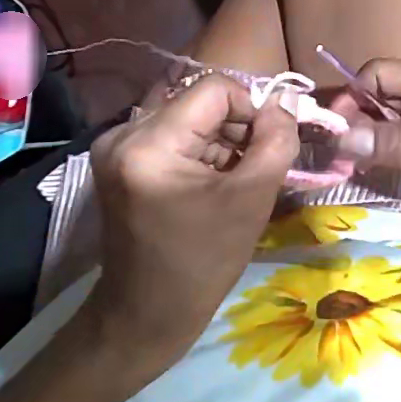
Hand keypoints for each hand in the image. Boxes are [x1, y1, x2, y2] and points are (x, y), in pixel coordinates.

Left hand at [85, 75, 297, 371]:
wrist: (146, 313)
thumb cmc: (203, 262)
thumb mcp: (251, 199)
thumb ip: (276, 142)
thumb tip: (284, 103)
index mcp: (150, 142)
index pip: (215, 88)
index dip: (252, 110)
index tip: (268, 147)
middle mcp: (123, 132)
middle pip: (199, 100)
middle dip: (235, 128)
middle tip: (253, 167)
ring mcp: (115, 145)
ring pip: (187, 115)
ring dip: (219, 140)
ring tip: (230, 181)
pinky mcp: (118, 158)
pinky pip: (171, 133)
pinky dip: (198, 150)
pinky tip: (209, 183)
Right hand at [336, 58, 400, 235]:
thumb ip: (398, 145)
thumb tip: (340, 137)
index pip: (379, 74)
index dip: (351, 98)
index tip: (333, 132)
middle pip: (378, 92)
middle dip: (354, 118)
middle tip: (333, 151)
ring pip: (385, 115)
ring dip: (365, 135)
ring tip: (344, 160)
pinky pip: (397, 135)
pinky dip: (380, 147)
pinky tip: (366, 163)